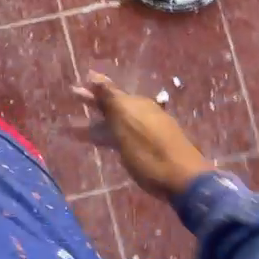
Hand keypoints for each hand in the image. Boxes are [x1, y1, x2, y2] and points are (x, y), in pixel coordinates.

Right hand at [74, 72, 212, 200]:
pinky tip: (98, 141)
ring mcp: (146, 132)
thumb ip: (109, 99)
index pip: (109, 90)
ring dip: (95, 123)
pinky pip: (121, 136)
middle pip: (112, 105)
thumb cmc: (151, 152)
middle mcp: (141, 113)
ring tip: (73, 127)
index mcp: (135, 104)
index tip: (77, 84)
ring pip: (115, 123)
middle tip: (73, 95)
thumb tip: (94, 75)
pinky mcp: (148, 150)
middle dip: (92, 102)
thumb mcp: (126, 123)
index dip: (93, 87)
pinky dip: (106, 136)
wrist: (186, 182)